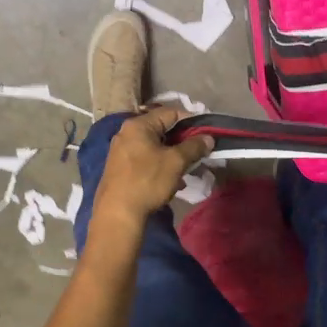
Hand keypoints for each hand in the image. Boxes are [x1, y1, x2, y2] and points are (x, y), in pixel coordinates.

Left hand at [90, 108, 212, 235]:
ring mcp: (120, 150)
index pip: (170, 112)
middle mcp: (126, 132)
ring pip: (153, 145)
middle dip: (182, 140)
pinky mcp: (118, 167)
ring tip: (185, 170)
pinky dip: (159, 164)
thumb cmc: (147, 181)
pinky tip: (169, 180)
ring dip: (171, 155)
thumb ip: (194, 146)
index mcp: (138, 125)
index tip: (205, 134)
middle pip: (161, 128)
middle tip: (197, 153)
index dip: (191, 121)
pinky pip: (144, 158)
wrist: (118, 213)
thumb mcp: (176, 162)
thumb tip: (208, 137)